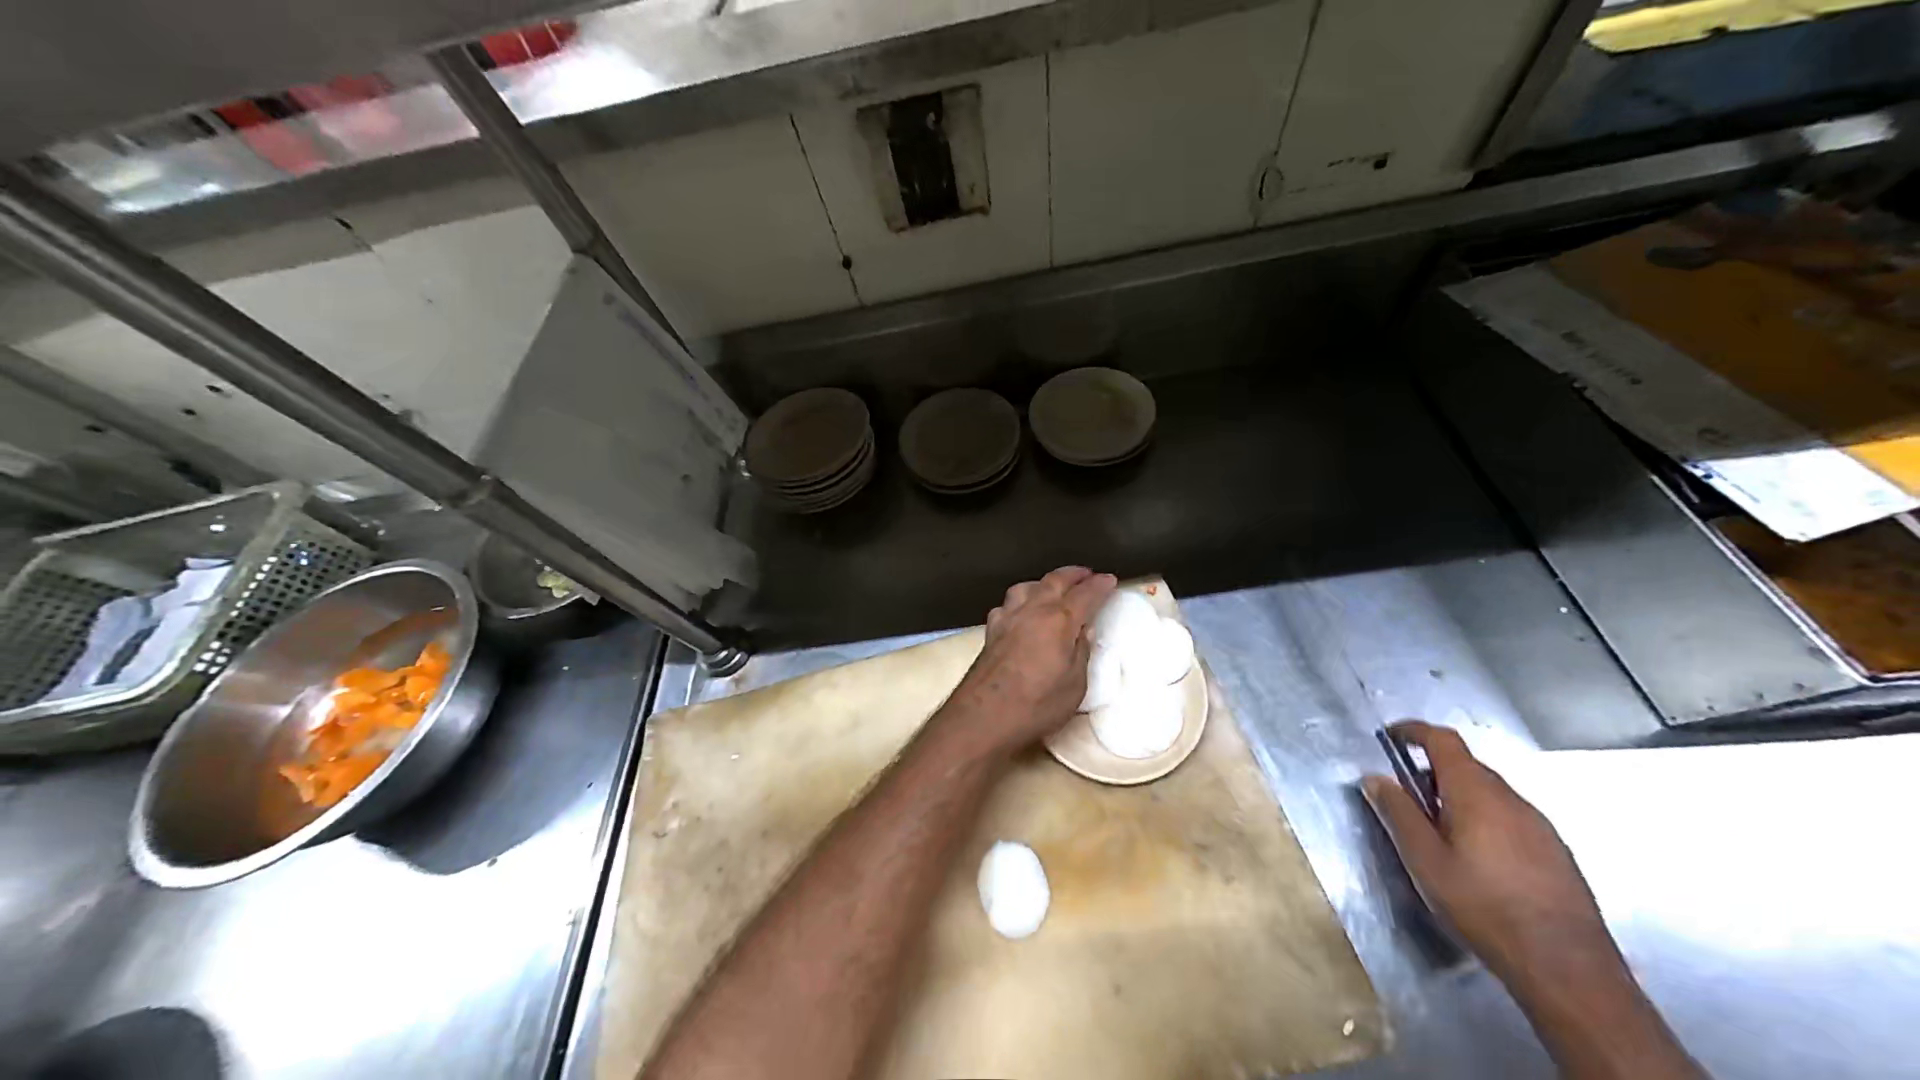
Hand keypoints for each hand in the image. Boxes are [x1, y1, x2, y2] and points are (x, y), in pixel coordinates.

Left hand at [941, 567, 1116, 758]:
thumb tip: (1084, 631)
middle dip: (1074, 574)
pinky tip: (1022, 611)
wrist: (984, 716)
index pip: (1085, 595)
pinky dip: (1020, 600)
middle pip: (1054, 581)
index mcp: (1059, 621)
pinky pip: (1008, 604)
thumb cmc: (1037, 704)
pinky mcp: (991, 631)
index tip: (1110, 580)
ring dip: (1044, 583)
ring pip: (1026, 587)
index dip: (1100, 586)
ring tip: (1054, 588)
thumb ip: (1081, 653)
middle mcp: (1032, 611)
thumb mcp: (1075, 685)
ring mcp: (1007, 618)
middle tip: (1087, 574)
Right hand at [1363, 722, 1619, 988]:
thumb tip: (1375, 778)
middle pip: (1466, 766)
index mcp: (1476, 792)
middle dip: (1432, 770)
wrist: (1567, 967)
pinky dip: (1483, 819)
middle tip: (1406, 796)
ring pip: (1489, 793)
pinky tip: (1476, 858)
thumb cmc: (1483, 906)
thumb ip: (1398, 813)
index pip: (1443, 740)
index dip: (1414, 731)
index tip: (1391, 736)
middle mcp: (1511, 798)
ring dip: (1458, 797)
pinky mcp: (1555, 851)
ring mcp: (1540, 825)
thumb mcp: (1425, 860)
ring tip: (1437, 832)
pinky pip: (1510, 817)